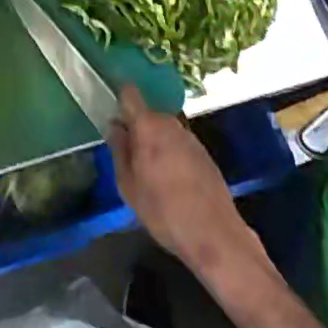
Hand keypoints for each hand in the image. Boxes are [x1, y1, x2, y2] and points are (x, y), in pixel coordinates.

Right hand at [108, 83, 256, 271]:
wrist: (213, 234)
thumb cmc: (163, 211)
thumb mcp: (128, 186)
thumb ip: (119, 150)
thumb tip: (114, 126)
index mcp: (148, 126)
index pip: (130, 93)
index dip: (119, 100)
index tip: (113, 118)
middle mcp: (170, 123)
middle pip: (147, 115)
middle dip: (137, 130)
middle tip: (129, 158)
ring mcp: (190, 136)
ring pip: (164, 130)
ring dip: (155, 143)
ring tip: (151, 175)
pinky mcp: (204, 152)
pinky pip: (179, 144)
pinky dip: (172, 154)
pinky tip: (172, 183)